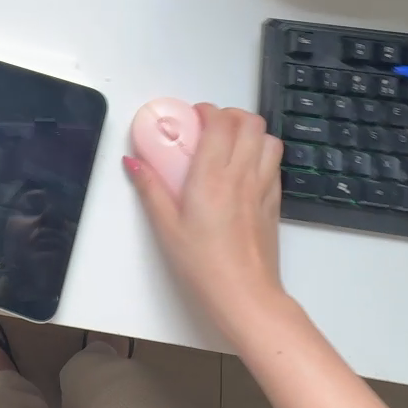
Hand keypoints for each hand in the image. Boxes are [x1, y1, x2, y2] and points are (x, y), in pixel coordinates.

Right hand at [125, 103, 286, 338]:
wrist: (246, 296)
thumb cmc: (201, 262)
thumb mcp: (165, 226)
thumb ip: (149, 188)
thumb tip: (132, 162)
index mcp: (212, 176)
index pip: (220, 123)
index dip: (207, 111)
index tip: (192, 117)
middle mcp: (242, 174)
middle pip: (250, 122)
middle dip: (230, 115)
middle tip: (210, 127)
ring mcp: (264, 187)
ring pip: (269, 139)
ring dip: (250, 132)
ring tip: (230, 144)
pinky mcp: (275, 202)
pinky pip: (274, 163)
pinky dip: (261, 154)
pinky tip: (244, 169)